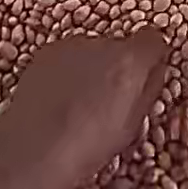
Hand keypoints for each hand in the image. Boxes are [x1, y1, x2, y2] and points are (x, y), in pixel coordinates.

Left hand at [0, 30, 167, 188]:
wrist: (32, 149)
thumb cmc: (87, 146)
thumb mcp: (131, 126)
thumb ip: (148, 89)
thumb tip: (155, 69)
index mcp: (129, 61)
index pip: (153, 39)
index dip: (152, 57)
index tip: (147, 75)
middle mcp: (101, 43)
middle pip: (120, 47)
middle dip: (119, 67)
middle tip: (109, 101)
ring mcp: (71, 45)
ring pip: (93, 51)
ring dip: (92, 68)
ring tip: (80, 105)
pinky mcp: (47, 51)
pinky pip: (69, 56)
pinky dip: (69, 71)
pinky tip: (59, 100)